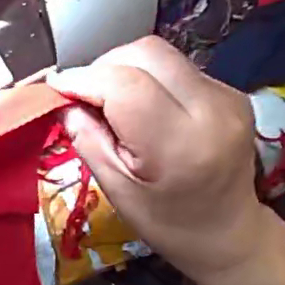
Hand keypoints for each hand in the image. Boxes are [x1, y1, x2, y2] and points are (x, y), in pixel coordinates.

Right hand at [51, 36, 271, 284]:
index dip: (83, 79)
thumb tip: (63, 102)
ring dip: (122, 70)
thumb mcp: (115, 189)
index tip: (55, 89)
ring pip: (159, 55)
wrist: (226, 230)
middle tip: (81, 97)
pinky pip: (174, 67)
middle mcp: (210, 109)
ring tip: (107, 103)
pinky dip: (144, 78)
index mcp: (179, 144)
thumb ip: (88, 140)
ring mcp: (225, 95)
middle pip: (145, 54)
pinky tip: (137, 108)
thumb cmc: (165, 220)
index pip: (124, 85)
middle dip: (102, 68)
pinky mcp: (228, 91)